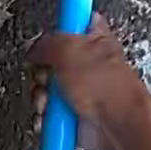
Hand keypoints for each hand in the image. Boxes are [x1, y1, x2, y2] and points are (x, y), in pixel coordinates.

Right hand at [28, 12, 150, 149]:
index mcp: (93, 39)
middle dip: (41, 73)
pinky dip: (44, 118)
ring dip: (41, 98)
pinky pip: (49, 113)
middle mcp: (86, 65)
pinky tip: (49, 117)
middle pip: (48, 62)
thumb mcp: (68, 49)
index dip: (54, 32)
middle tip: (47, 78)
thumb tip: (34, 48)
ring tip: (50, 102)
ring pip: (46, 90)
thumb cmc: (107, 86)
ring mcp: (79, 91)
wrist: (117, 124)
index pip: (70, 25)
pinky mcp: (73, 115)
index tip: (49, 39)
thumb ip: (47, 42)